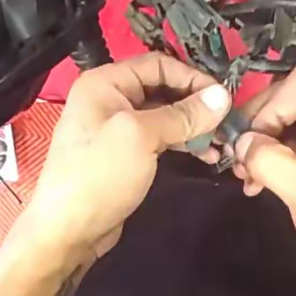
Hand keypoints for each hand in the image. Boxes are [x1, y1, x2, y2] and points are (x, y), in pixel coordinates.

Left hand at [14, 53, 229, 259]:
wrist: (69, 231)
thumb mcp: (141, 137)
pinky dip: (184, 144)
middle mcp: (111, 100)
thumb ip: (183, 115)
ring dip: (194, 127)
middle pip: (165, 89)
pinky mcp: (128, 155)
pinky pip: (162, 139)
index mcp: (105, 83)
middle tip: (226, 123)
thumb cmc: (98, 176)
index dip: (193, 77)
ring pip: (166, 117)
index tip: (223, 98)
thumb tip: (222, 96)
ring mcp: (119, 129)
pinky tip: (206, 155)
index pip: (159, 64)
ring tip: (220, 144)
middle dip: (197, 105)